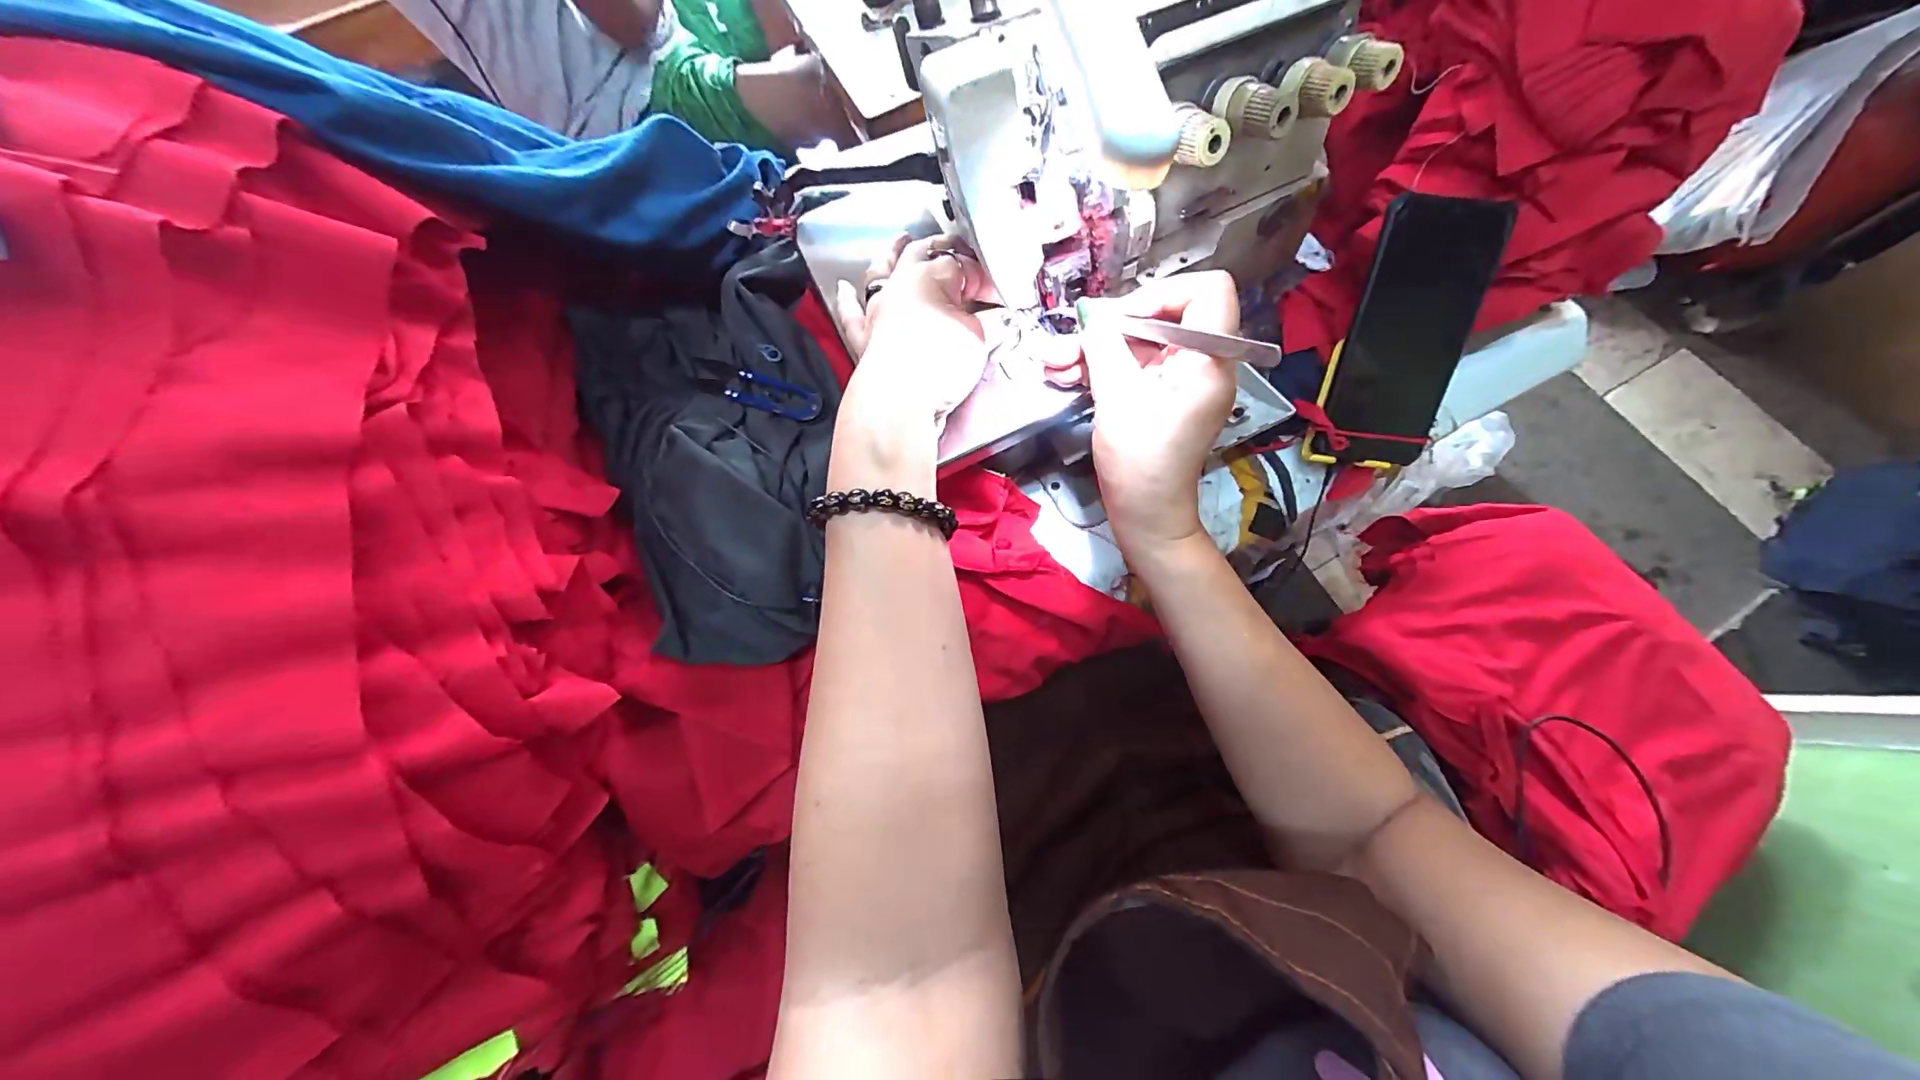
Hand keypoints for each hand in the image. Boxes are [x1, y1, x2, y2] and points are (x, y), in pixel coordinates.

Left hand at [832, 234, 994, 430]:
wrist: (899, 403)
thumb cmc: (935, 367)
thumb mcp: (978, 340)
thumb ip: (992, 324)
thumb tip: (1001, 319)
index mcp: (929, 275)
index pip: (963, 265)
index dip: (984, 278)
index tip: (998, 295)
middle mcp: (899, 286)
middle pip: (920, 253)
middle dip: (940, 247)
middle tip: (955, 248)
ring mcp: (877, 310)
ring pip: (882, 270)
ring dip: (892, 253)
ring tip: (901, 242)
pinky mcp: (864, 339)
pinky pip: (850, 312)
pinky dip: (847, 300)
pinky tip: (845, 289)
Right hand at [1078, 271, 1241, 558]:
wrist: (1146, 515)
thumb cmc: (1141, 463)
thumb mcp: (1118, 396)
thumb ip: (1105, 345)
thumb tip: (1094, 317)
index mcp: (1209, 360)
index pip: (1207, 290)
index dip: (1162, 295)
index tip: (1124, 319)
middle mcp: (1201, 365)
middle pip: (1162, 316)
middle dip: (1111, 326)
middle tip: (1075, 339)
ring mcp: (1179, 381)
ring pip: (1138, 343)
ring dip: (1095, 348)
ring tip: (1055, 361)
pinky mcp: (1159, 397)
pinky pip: (1132, 367)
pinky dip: (1100, 367)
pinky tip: (1065, 374)